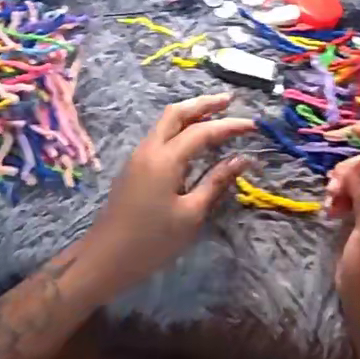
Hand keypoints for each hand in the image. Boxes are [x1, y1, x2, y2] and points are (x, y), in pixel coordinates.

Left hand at [80, 93, 253, 291]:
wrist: (106, 257)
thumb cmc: (152, 241)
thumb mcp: (191, 214)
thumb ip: (216, 182)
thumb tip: (241, 159)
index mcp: (164, 159)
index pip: (202, 131)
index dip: (229, 126)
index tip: (254, 125)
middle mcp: (149, 149)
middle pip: (177, 113)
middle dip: (203, 104)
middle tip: (229, 101)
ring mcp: (138, 157)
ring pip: (165, 123)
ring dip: (190, 114)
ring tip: (215, 114)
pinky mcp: (134, 168)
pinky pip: (160, 136)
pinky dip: (179, 129)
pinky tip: (193, 139)